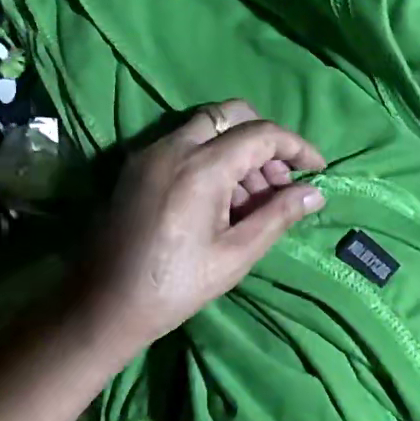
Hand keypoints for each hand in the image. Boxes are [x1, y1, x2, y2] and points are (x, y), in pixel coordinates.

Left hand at [71, 100, 326, 346]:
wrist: (102, 305)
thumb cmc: (174, 287)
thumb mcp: (235, 255)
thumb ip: (277, 216)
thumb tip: (314, 193)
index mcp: (200, 168)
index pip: (261, 134)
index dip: (296, 147)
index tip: (317, 169)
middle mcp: (172, 147)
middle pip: (232, 114)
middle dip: (265, 141)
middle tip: (279, 184)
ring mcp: (149, 153)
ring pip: (208, 127)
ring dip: (239, 150)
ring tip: (253, 201)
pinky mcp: (136, 166)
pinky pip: (184, 143)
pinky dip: (212, 156)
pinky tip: (220, 200)